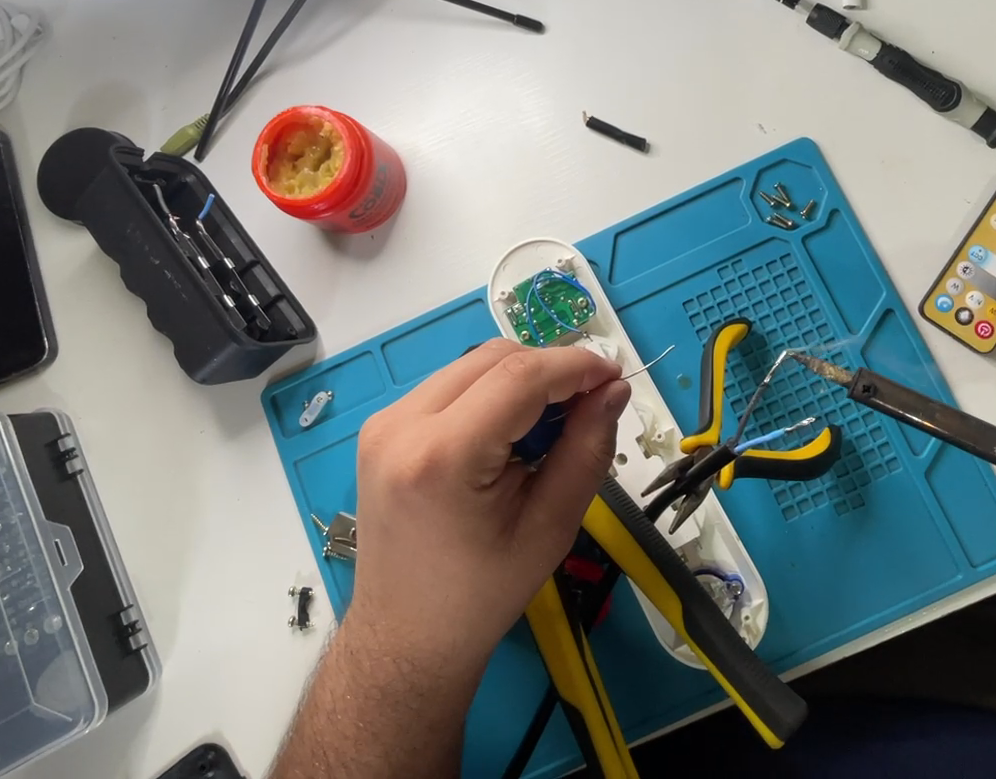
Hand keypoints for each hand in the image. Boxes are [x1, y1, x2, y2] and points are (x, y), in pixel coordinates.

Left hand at [346, 338, 629, 675]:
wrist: (406, 637)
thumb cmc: (483, 594)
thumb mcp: (551, 527)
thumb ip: (587, 450)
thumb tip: (613, 390)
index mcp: (442, 457)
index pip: (519, 377)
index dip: (575, 366)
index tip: (614, 378)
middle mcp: (402, 425)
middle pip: (493, 358)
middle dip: (550, 370)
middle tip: (588, 404)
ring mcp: (385, 422)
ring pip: (471, 364)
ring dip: (521, 379)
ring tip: (548, 425)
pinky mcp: (380, 426)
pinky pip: (450, 384)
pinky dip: (490, 392)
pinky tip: (508, 433)